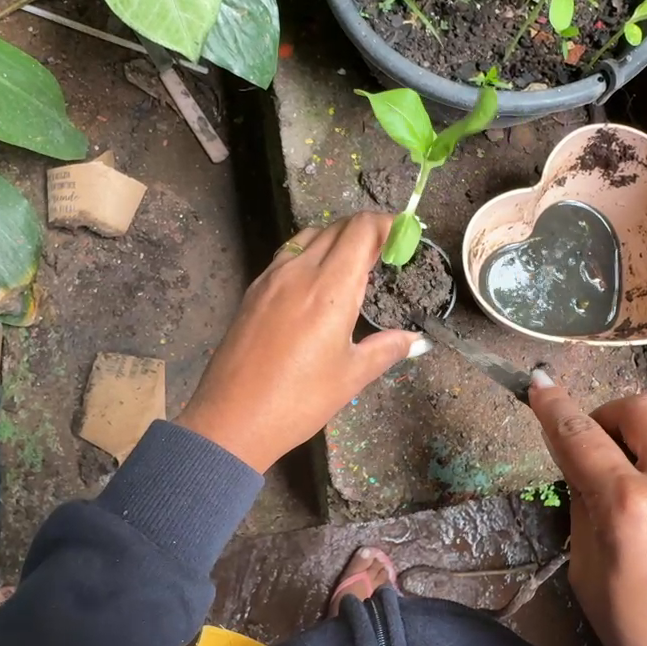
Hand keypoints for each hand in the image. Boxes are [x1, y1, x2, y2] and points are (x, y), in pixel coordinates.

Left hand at [177, 213, 424, 472]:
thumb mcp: (351, 377)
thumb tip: (416, 341)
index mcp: (329, 287)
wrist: (230, 420)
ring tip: (353, 266)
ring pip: (309, 236)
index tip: (405, 240)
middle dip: (367, 231)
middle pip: (337, 227)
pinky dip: (310, 253)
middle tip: (387, 255)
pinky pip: (287, 255)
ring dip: (336, 239)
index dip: (388, 225)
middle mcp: (299, 271)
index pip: (362, 230)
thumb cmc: (298, 401)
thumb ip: (387, 349)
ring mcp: (271, 278)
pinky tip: (317, 282)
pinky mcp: (253, 291)